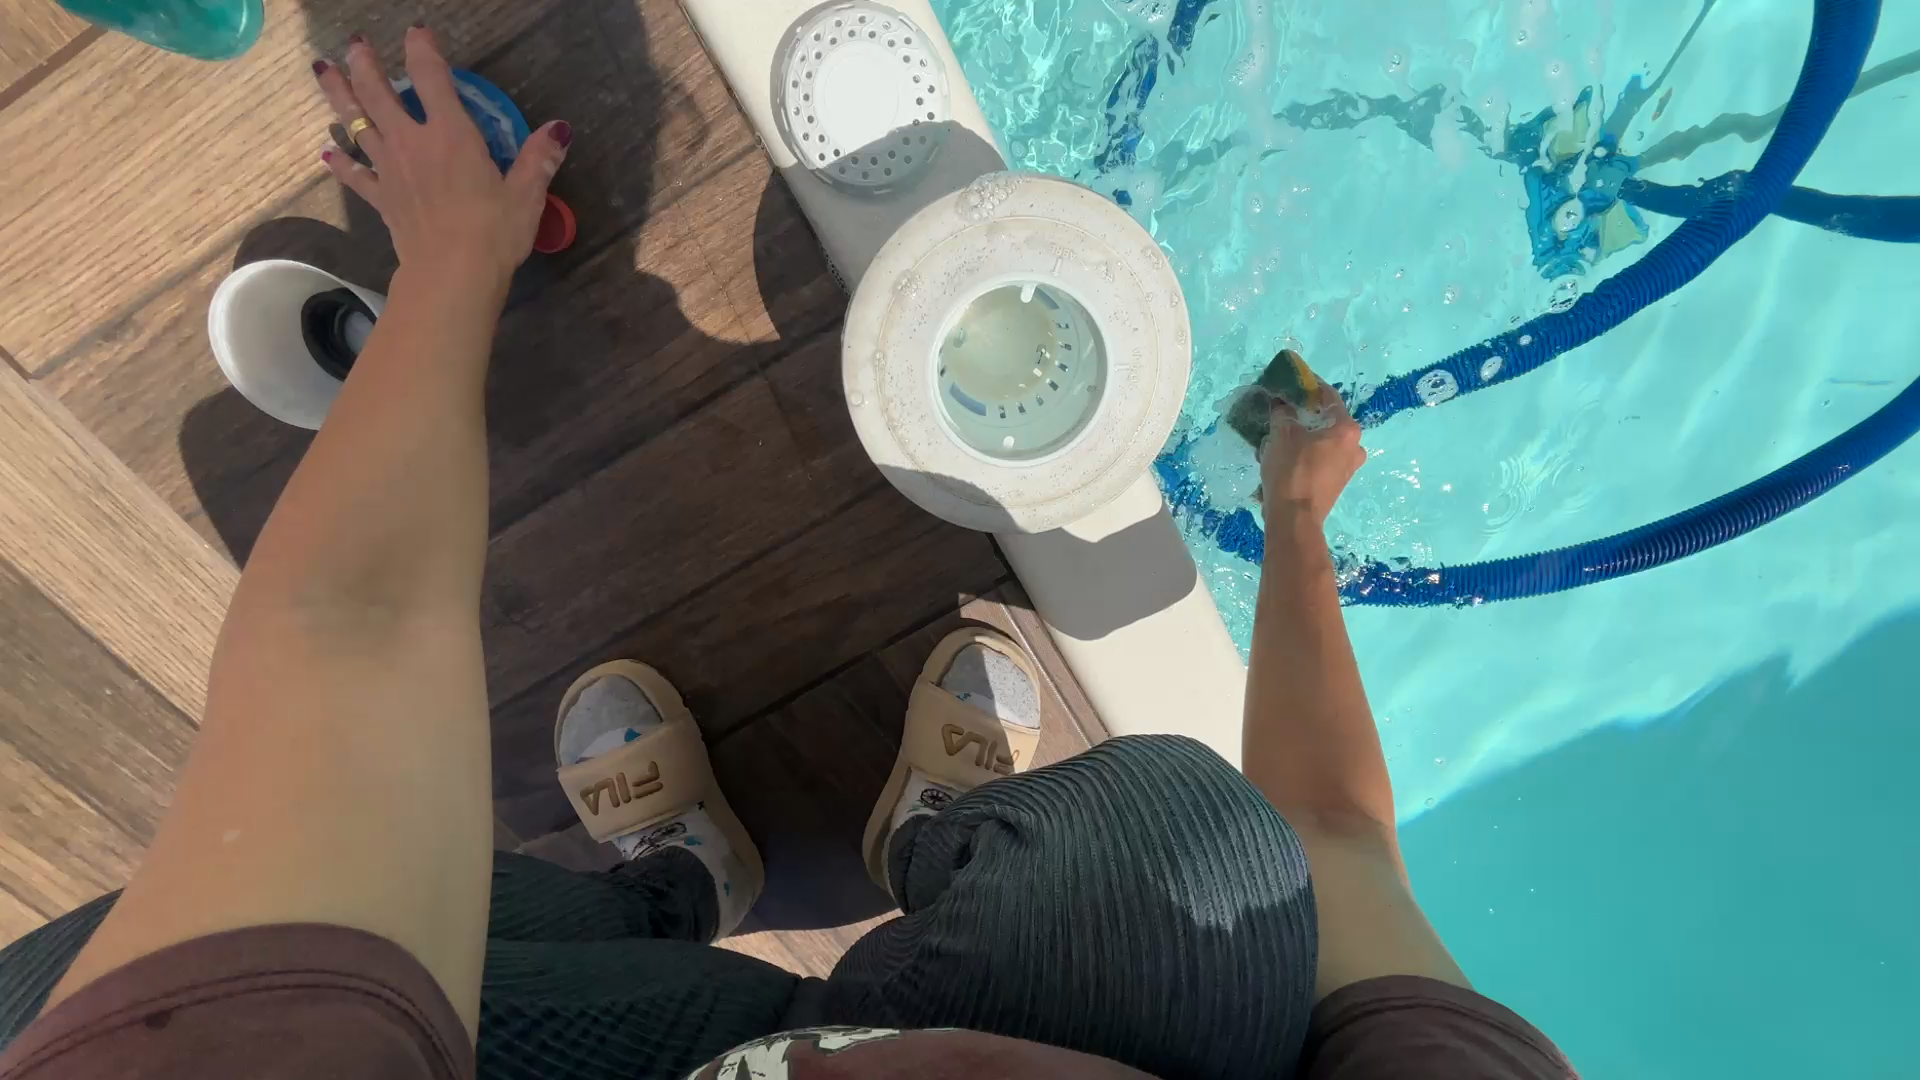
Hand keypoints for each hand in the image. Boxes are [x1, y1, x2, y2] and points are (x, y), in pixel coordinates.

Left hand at [314, 25, 570, 292]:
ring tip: (325, 69)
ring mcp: (390, 169)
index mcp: (451, 135)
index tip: (419, 32)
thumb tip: (559, 129)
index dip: (424, 50)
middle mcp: (412, 142)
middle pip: (377, 92)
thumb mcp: (527, 196)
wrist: (453, 272)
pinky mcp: (383, 198)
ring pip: (356, 122)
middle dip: (366, 64)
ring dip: (338, 93)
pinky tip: (330, 152)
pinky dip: (342, 162)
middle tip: (358, 46)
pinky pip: (356, 175)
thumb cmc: (494, 232)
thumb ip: (539, 159)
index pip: (432, 78)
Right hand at [1259, 360, 1366, 527]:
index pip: (1328, 397)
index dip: (1309, 386)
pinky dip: (1306, 454)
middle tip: (1283, 412)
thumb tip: (1281, 401)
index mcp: (1347, 429)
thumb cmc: (1291, 471)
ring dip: (1305, 437)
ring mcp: (1349, 467)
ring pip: (1324, 442)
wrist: (1295, 519)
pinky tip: (1286, 458)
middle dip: (1305, 415)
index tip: (1293, 381)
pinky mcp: (1337, 483)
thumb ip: (1282, 413)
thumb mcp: (1281, 436)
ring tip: (1280, 438)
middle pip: (1327, 421)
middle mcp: (1355, 446)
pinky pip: (1322, 459)